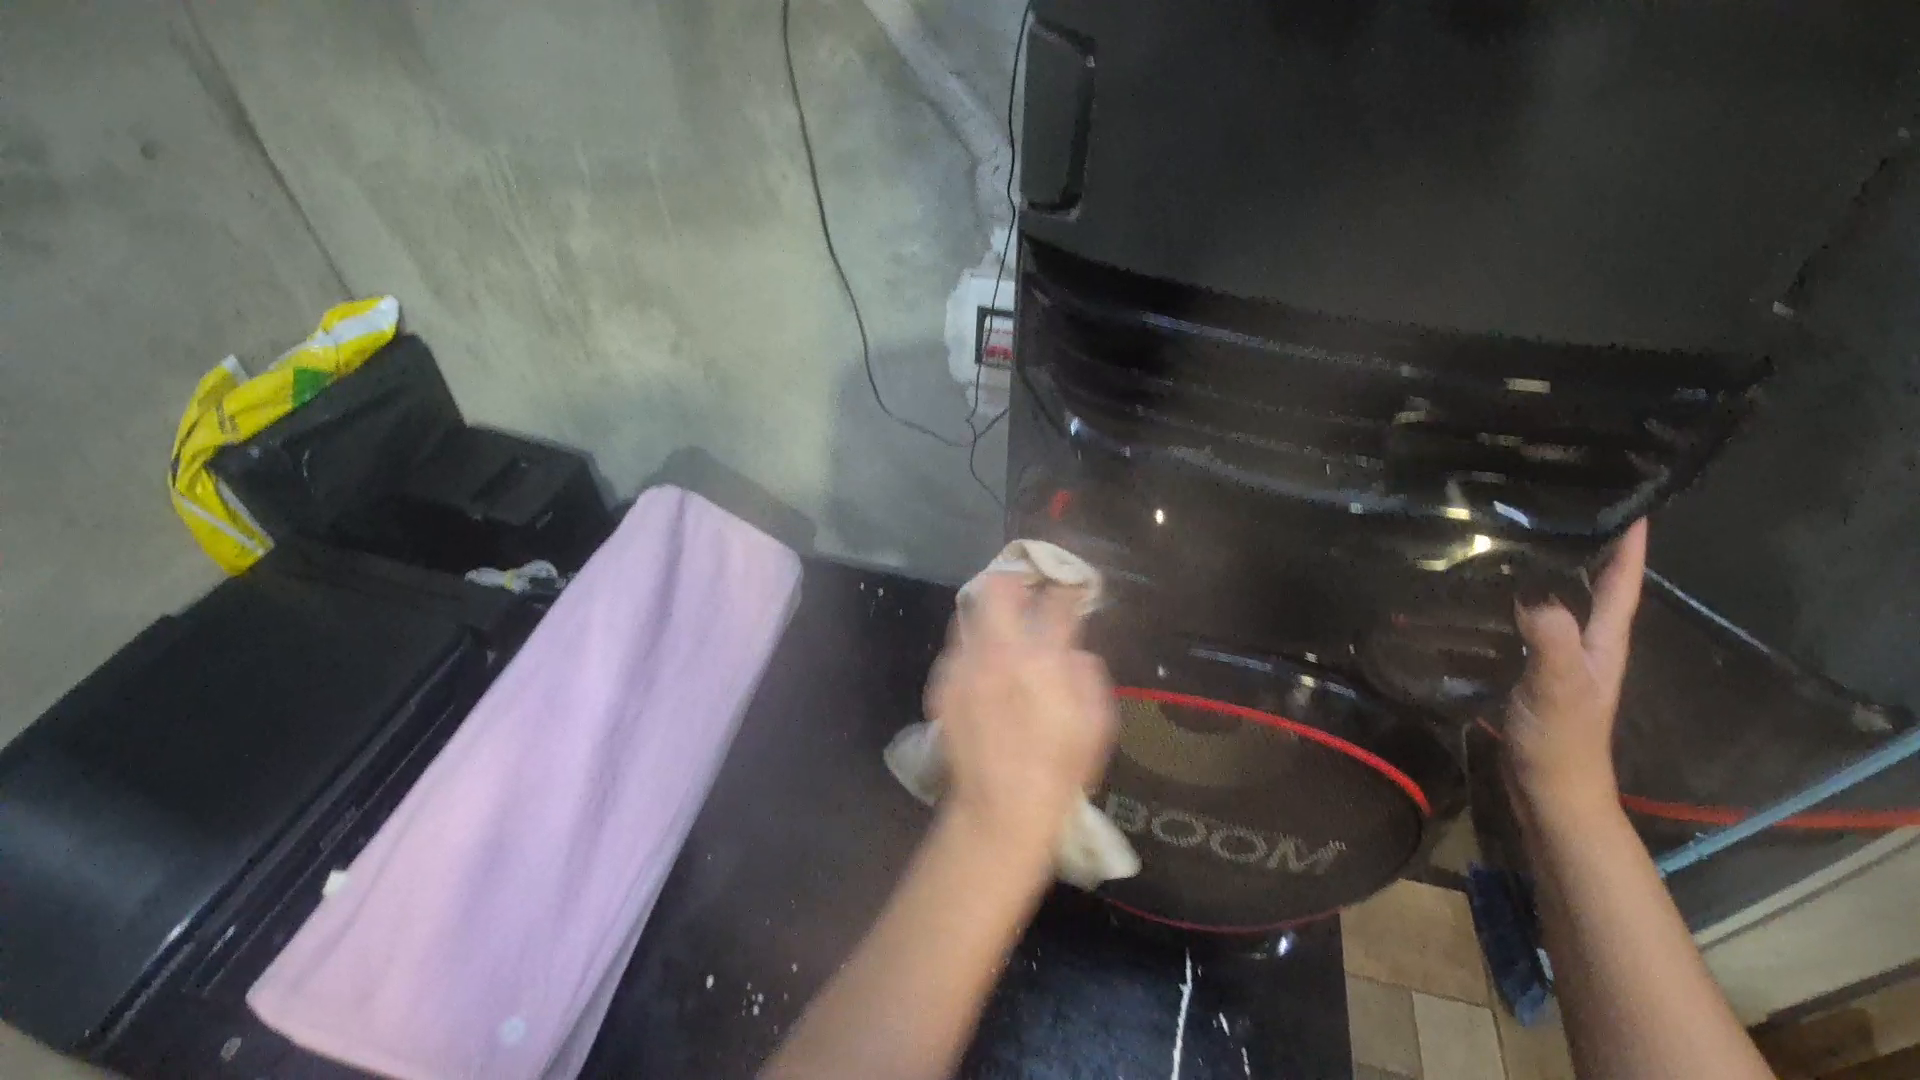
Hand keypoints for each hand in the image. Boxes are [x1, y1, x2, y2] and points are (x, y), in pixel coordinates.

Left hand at [925, 574, 1118, 852]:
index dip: (1067, 585)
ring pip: (970, 615)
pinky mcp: (943, 687)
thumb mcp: (1095, 722)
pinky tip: (985, 671)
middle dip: (1015, 580)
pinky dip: (973, 651)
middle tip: (1028, 590)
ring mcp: (964, 667)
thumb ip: (1087, 674)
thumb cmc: (1058, 768)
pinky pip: (957, 651)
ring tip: (1004, 630)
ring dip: (989, 615)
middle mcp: (998, 651)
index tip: (1071, 584)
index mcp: (1042, 657)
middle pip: (998, 588)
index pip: (1056, 600)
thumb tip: (1072, 652)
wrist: (1001, 807)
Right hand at [1505, 519, 1646, 809]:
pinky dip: (1511, 599)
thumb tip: (1535, 590)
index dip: (1628, 541)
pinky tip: (1483, 591)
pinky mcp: (1528, 668)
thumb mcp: (1559, 688)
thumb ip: (1551, 639)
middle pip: (1591, 582)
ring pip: (1556, 599)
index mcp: (1603, 640)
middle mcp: (1585, 640)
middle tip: (1554, 503)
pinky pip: (1524, 620)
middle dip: (1584, 543)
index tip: (1626, 498)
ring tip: (1513, 535)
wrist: (1548, 791)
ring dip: (1544, 569)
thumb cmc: (1562, 741)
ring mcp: (1557, 656)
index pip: (1622, 580)